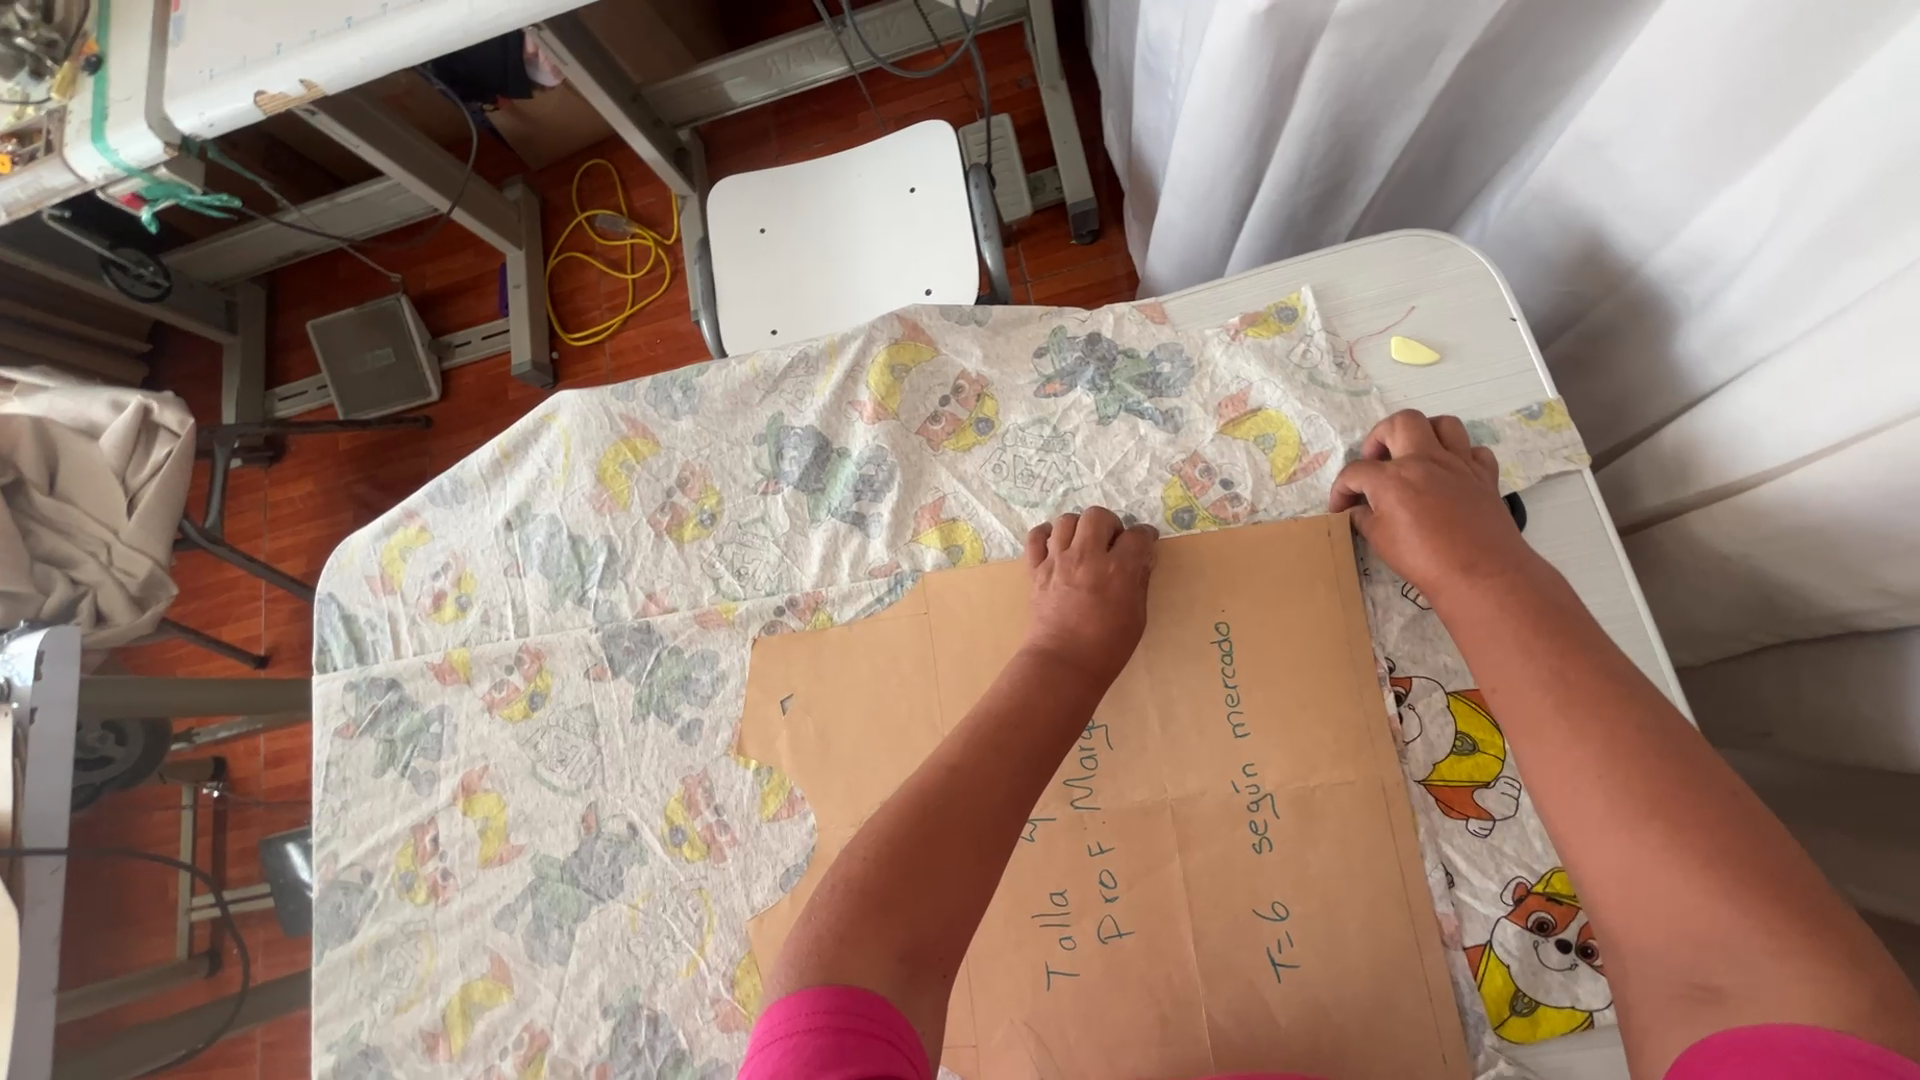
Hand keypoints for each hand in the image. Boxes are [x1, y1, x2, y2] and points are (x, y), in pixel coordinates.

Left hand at [1022, 506, 1157, 682]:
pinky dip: (1046, 534)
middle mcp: (1086, 557)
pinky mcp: (1036, 570)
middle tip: (1112, 542)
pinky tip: (1056, 544)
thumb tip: (1142, 559)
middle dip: (1110, 524)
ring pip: (1066, 520)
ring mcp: (1057, 561)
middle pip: (1097, 516)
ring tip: (1084, 543)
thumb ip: (1139, 582)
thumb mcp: (1137, 616)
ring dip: (1079, 527)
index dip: (1145, 536)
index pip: (1137, 535)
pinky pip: (1035, 537)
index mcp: (1118, 570)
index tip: (1144, 542)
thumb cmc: (1107, 647)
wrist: (1063, 664)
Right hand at [1329, 410, 1541, 605]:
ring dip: (1424, 434)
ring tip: (1414, 455)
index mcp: (1392, 477)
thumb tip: (1360, 510)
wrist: (1480, 572)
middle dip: (1380, 436)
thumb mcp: (1379, 540)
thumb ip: (1364, 517)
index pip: (1355, 471)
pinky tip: (1450, 474)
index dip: (1341, 489)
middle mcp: (1425, 460)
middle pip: (1401, 422)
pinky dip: (1461, 456)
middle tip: (1376, 461)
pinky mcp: (1485, 476)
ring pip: (1444, 424)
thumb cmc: (1422, 558)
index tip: (1340, 508)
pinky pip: (1475, 451)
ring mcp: (1459, 464)